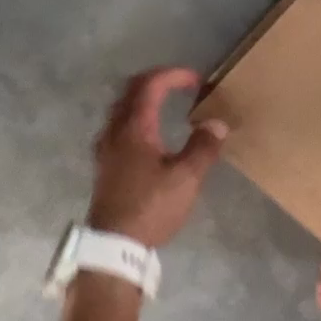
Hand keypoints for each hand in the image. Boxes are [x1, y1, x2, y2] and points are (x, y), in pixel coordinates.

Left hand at [86, 68, 227, 247]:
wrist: (114, 246)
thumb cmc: (151, 207)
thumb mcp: (186, 178)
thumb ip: (203, 147)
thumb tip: (217, 124)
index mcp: (134, 127)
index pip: (150, 84)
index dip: (174, 75)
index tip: (197, 80)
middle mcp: (114, 130)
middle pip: (130, 89)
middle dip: (156, 80)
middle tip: (180, 84)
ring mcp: (105, 147)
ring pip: (121, 107)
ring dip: (143, 98)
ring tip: (166, 105)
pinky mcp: (104, 164)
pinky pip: (118, 125)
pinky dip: (136, 116)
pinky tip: (150, 136)